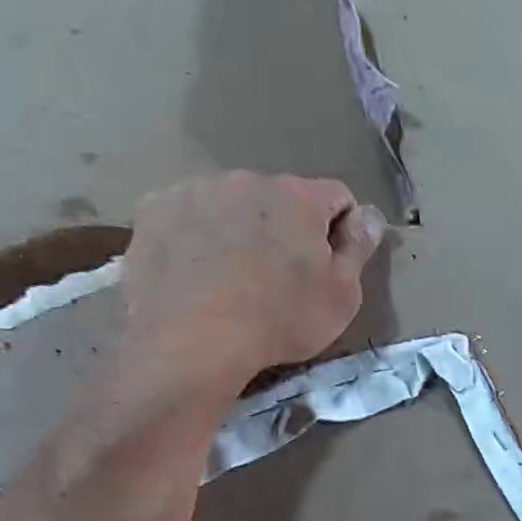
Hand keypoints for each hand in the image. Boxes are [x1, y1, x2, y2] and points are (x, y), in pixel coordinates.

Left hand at [120, 171, 385, 391]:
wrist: (193, 340)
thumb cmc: (281, 319)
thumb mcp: (342, 295)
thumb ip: (358, 249)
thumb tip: (369, 216)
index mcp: (298, 197)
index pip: (337, 196)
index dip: (343, 229)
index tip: (333, 264)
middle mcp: (246, 180)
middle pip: (280, 199)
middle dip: (287, 228)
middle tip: (283, 277)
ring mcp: (194, 191)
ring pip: (232, 205)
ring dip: (242, 230)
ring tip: (236, 278)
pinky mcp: (153, 211)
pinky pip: (189, 217)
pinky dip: (199, 236)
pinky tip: (199, 273)